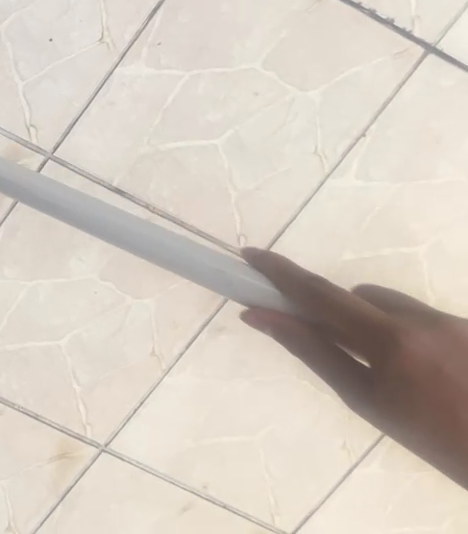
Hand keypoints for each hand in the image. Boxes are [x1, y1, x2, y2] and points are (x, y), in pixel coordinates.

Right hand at [241, 247, 467, 488]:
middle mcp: (429, 321)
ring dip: (384, 323)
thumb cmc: (440, 442)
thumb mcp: (367, 401)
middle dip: (342, 310)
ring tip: (408, 372)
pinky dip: (421, 337)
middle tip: (341, 343)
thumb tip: (257, 314)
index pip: (320, 293)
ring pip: (401, 308)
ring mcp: (463, 325)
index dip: (280, 272)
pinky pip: (434, 322)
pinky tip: (441, 374)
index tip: (250, 255)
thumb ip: (312, 350)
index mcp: (391, 339)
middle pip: (363, 295)